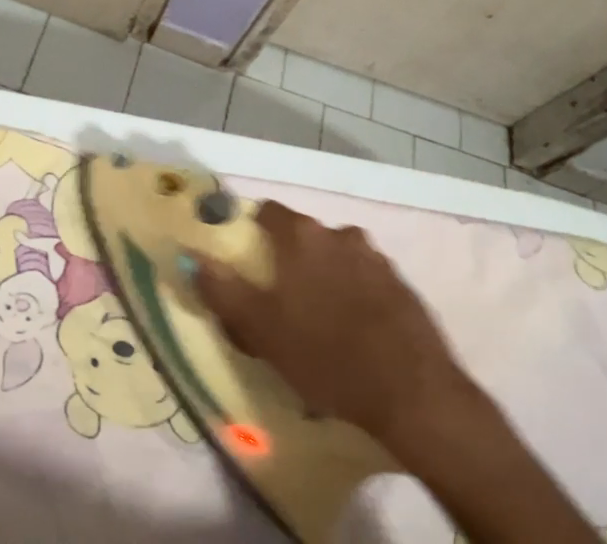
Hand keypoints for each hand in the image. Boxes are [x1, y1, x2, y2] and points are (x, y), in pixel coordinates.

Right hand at [191, 200, 465, 445]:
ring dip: (323, 280)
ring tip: (317, 326)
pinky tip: (351, 337)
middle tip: (277, 304)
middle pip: (304, 238)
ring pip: (337, 260)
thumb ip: (222, 289)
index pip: (267, 213)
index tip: (244, 264)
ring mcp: (378, 260)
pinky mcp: (404, 289)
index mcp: (303, 237)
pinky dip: (353, 299)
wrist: (412, 393)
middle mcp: (341, 235)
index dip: (250, 233)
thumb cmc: (324, 355)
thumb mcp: (259, 329)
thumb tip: (193, 257)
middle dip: (288, 262)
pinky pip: (366, 284)